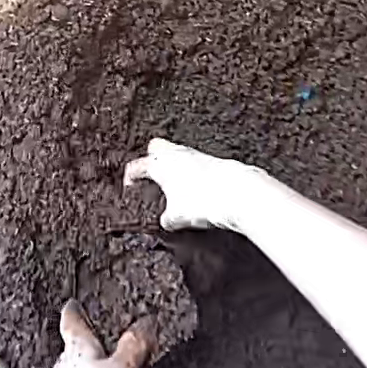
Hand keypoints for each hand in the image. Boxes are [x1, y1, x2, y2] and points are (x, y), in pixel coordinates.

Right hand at [123, 138, 272, 232]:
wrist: (237, 191)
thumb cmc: (202, 200)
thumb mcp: (176, 217)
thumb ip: (166, 218)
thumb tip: (166, 220)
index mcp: (159, 164)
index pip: (136, 166)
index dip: (129, 178)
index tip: (130, 188)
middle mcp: (174, 154)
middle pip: (154, 147)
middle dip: (150, 159)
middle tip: (151, 178)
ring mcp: (193, 154)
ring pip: (175, 153)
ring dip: (172, 165)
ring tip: (173, 186)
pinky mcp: (210, 159)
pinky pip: (192, 160)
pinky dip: (188, 171)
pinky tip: (193, 187)